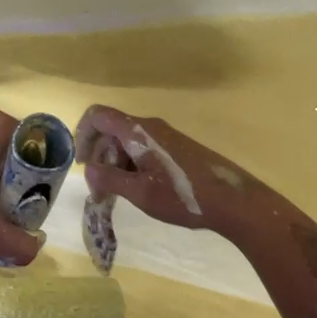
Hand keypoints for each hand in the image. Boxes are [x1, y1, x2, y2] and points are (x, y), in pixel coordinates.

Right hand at [77, 104, 261, 232]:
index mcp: (138, 132)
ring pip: (127, 142)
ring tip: (118, 195)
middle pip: (111, 131)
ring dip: (115, 164)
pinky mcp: (176, 149)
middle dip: (98, 157)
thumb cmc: (184, 196)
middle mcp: (150, 127)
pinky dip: (131, 166)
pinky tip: (139, 190)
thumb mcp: (141, 192)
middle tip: (99, 190)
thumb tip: (87, 170)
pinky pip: (143, 149)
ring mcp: (165, 137)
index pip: (98, 115)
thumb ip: (110, 179)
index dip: (82, 134)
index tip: (82, 163)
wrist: (234, 202)